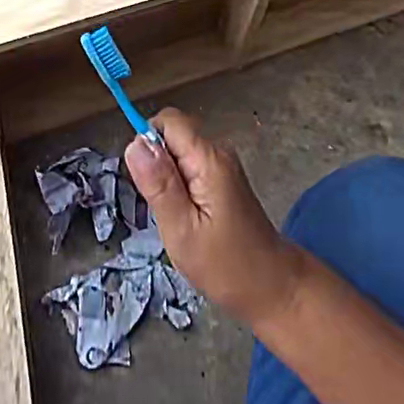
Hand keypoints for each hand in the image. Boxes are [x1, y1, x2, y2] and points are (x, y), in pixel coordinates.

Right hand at [125, 109, 303, 323]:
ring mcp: (223, 165)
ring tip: (174, 219)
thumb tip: (135, 142)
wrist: (268, 283)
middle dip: (155, 166)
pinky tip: (186, 220)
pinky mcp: (223, 179)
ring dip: (166, 181)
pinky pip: (190, 169)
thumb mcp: (181, 228)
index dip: (147, 143)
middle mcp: (219, 152)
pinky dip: (178, 190)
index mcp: (209, 159)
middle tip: (161, 209)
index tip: (144, 183)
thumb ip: (158, 183)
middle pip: (174, 136)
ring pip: (179, 154)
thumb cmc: (224, 263)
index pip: (169, 121)